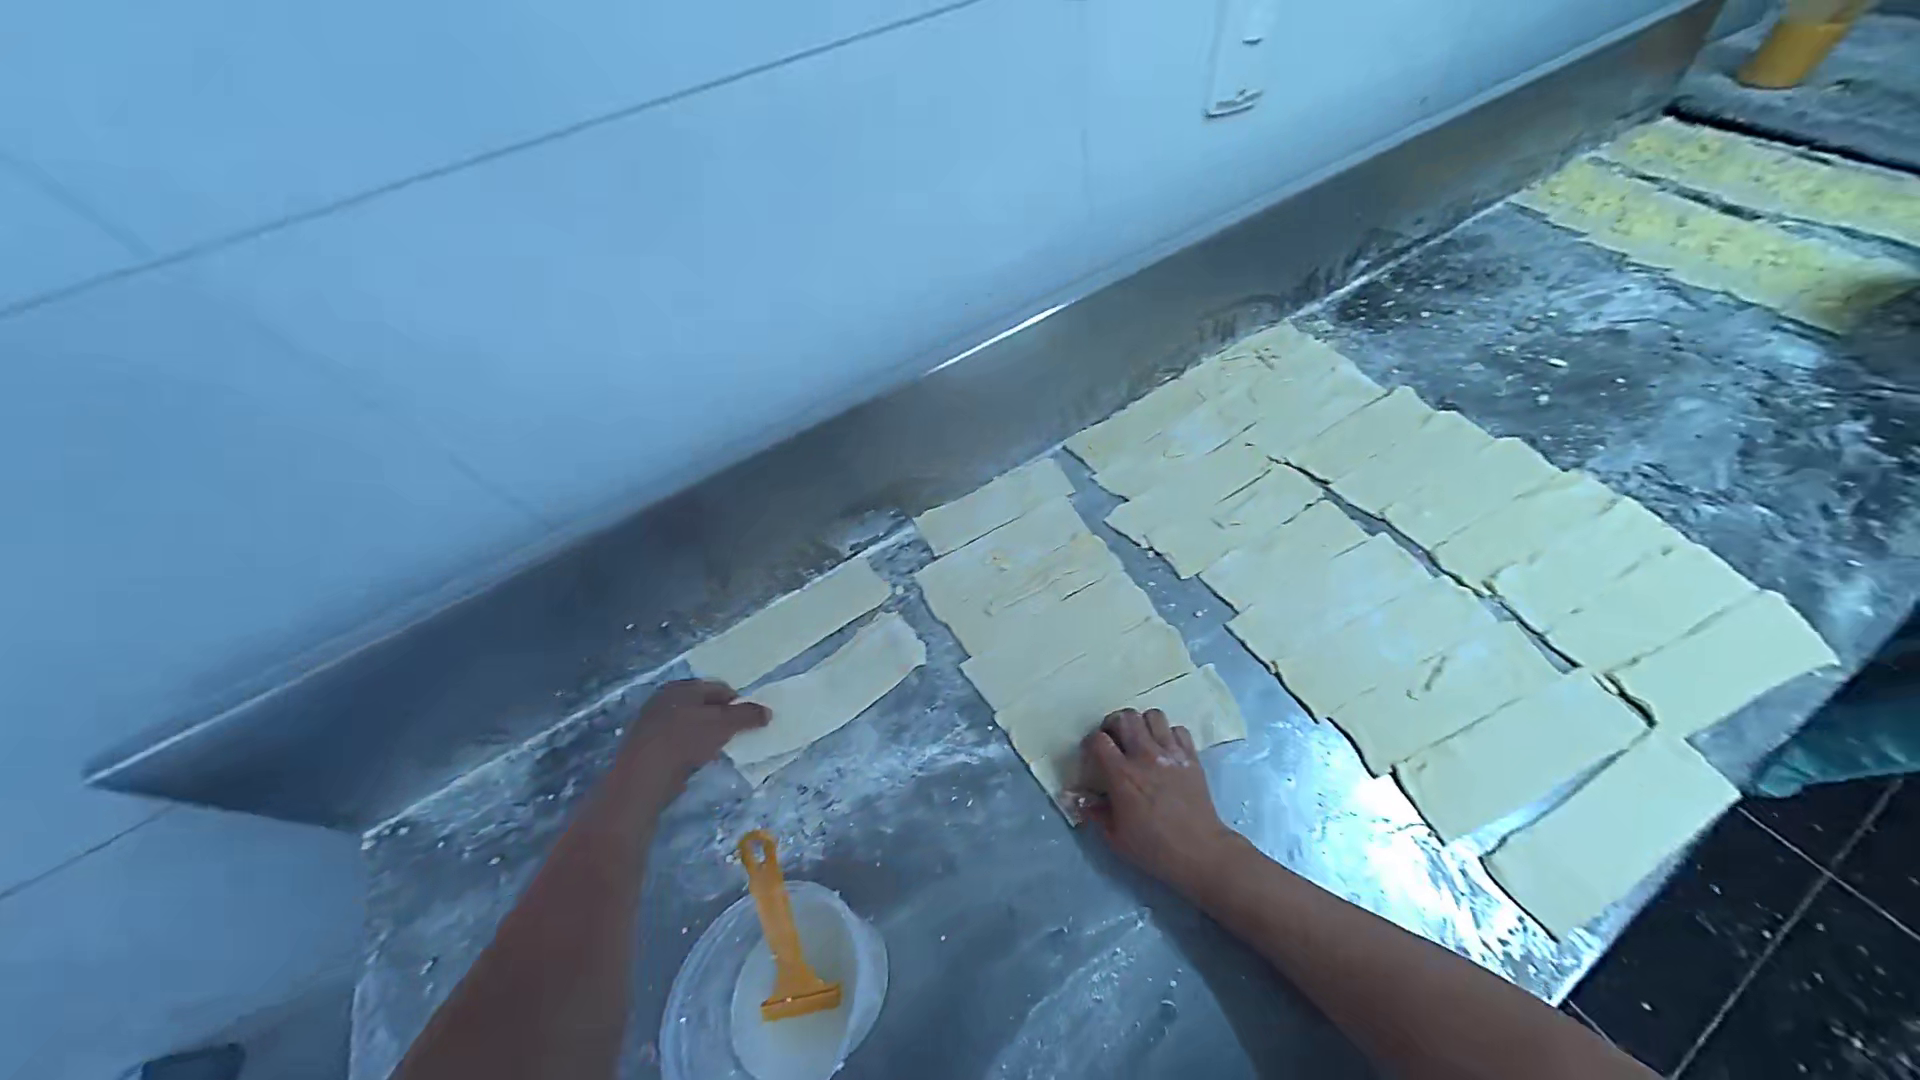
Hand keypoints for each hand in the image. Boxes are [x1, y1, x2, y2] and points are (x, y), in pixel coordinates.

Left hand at [612, 679, 769, 799]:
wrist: (643, 775)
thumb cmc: (686, 739)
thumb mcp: (724, 724)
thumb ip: (747, 716)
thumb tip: (767, 712)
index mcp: (682, 687)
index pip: (719, 688)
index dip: (738, 702)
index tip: (749, 720)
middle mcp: (664, 699)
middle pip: (703, 704)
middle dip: (721, 717)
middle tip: (735, 734)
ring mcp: (651, 722)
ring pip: (689, 723)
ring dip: (705, 733)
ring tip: (717, 749)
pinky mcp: (645, 745)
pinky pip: (676, 740)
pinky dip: (689, 747)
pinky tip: (696, 760)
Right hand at [1078, 708, 1244, 894]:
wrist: (1201, 852)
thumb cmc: (1154, 848)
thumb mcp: (1115, 837)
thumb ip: (1095, 813)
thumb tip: (1079, 799)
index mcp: (1122, 775)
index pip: (1099, 739)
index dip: (1091, 742)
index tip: (1092, 753)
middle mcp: (1145, 756)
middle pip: (1125, 717)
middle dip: (1114, 723)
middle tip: (1114, 738)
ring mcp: (1171, 753)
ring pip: (1153, 715)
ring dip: (1142, 724)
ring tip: (1141, 739)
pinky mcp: (1191, 757)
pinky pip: (1178, 729)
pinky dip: (1169, 734)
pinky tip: (1166, 749)